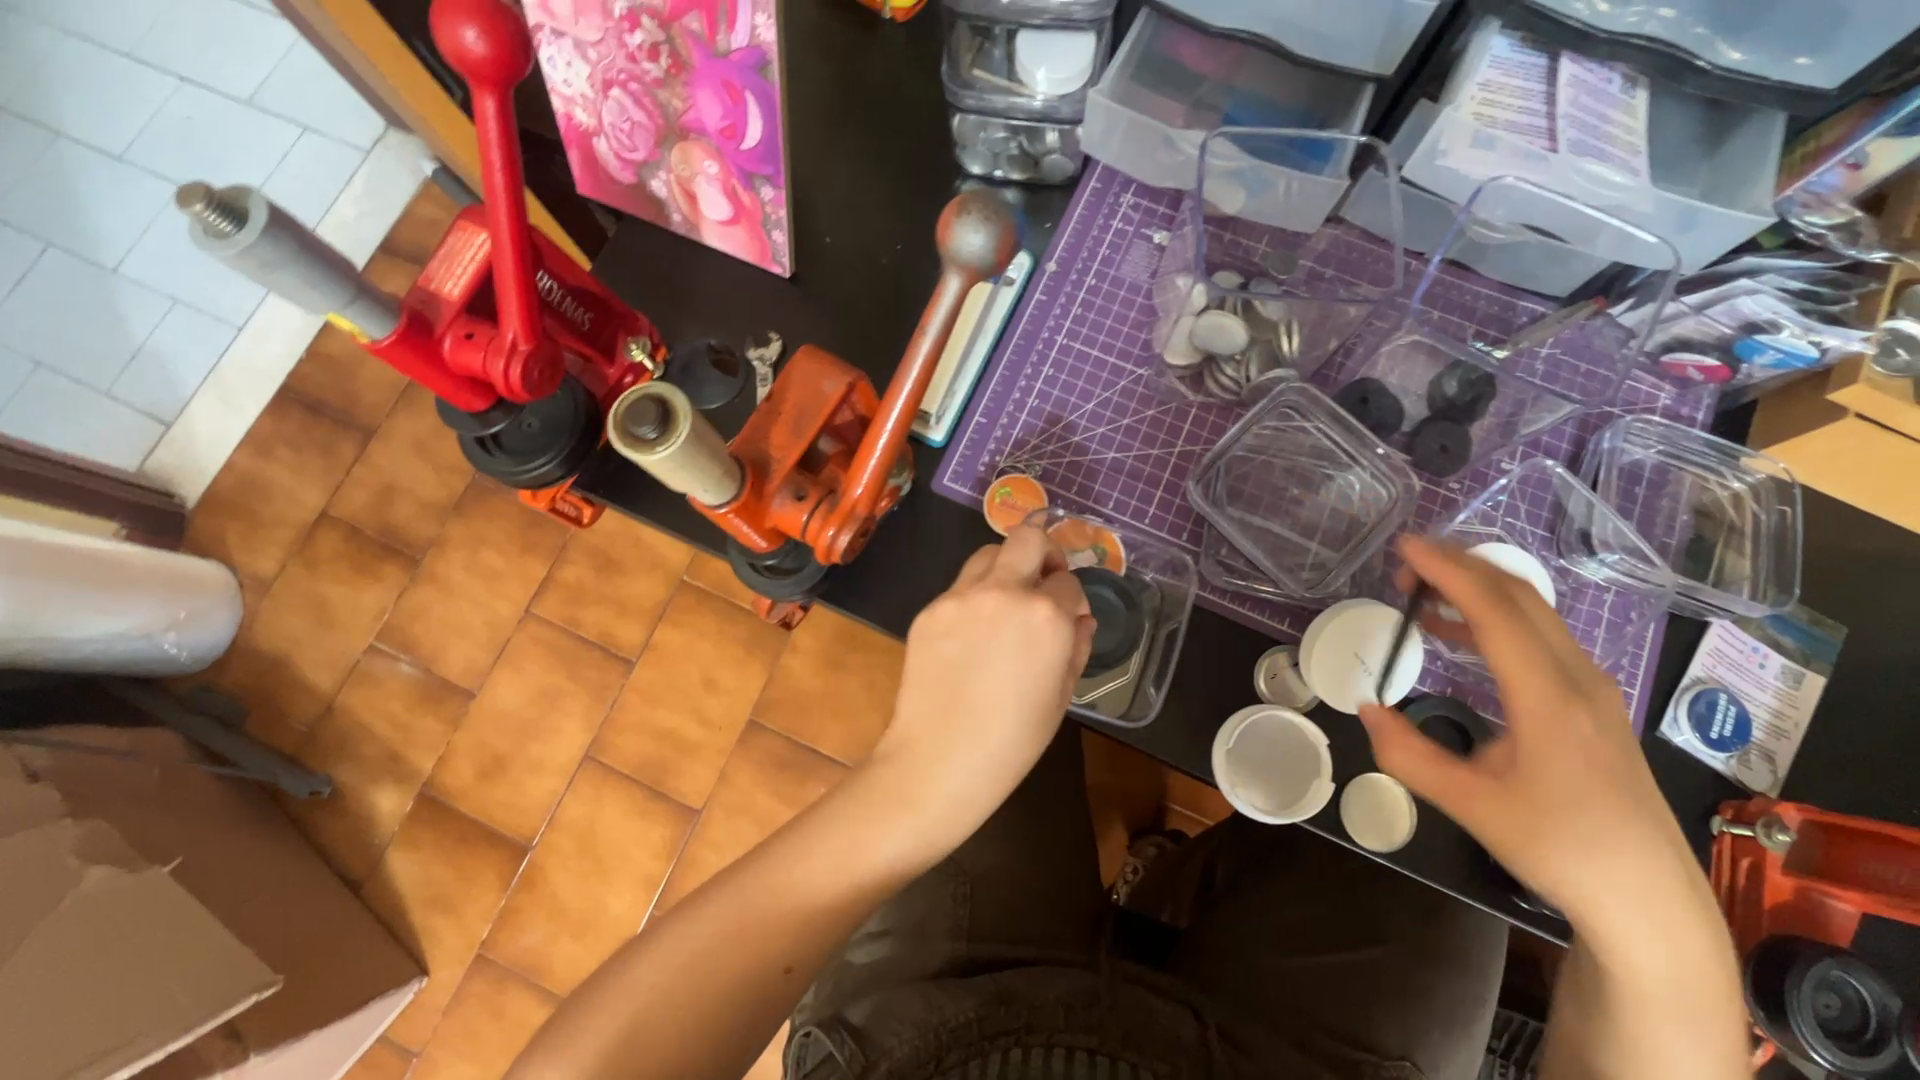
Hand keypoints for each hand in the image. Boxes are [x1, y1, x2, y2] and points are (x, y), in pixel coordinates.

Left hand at [866, 525, 1093, 854]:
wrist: (940, 759)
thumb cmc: (1013, 739)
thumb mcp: (1061, 695)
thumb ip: (1076, 647)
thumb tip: (1080, 619)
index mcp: (1047, 616)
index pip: (1068, 581)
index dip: (1072, 598)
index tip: (1068, 617)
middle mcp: (1005, 592)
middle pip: (1028, 537)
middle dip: (1043, 552)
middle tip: (1043, 580)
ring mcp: (962, 596)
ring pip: (989, 553)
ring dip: (1006, 567)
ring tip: (1006, 603)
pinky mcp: (931, 608)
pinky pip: (960, 587)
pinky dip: (974, 597)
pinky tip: (972, 635)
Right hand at [1357, 536, 1714, 944]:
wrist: (1648, 897)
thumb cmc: (1560, 848)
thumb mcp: (1470, 805)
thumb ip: (1410, 755)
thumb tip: (1366, 709)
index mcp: (1548, 696)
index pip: (1494, 609)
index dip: (1447, 570)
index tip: (1404, 548)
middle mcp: (1577, 677)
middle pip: (1520, 597)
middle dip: (1461, 568)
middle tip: (1404, 567)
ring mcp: (1593, 688)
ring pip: (1535, 614)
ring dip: (1479, 592)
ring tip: (1422, 595)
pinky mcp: (1594, 704)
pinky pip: (1542, 639)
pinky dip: (1497, 621)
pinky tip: (1461, 637)